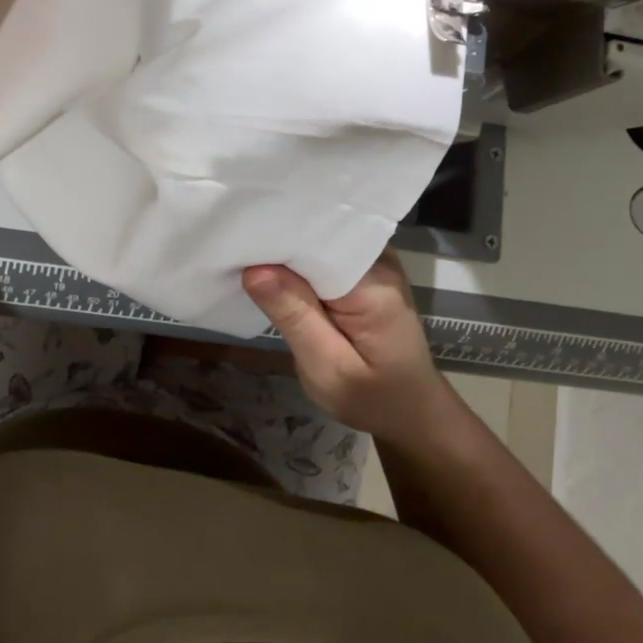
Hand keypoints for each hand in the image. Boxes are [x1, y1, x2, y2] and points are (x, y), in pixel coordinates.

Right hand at [242, 252, 450, 443]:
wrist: (411, 410)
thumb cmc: (373, 398)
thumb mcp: (328, 369)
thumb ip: (294, 317)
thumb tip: (253, 269)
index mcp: (373, 284)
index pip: (317, 241)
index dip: (276, 237)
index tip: (236, 235)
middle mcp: (378, 260)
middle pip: (319, 232)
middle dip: (276, 237)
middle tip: (230, 240)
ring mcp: (372, 262)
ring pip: (318, 239)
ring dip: (283, 246)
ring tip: (242, 246)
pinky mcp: (361, 269)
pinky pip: (322, 252)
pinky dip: (295, 258)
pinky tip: (268, 263)